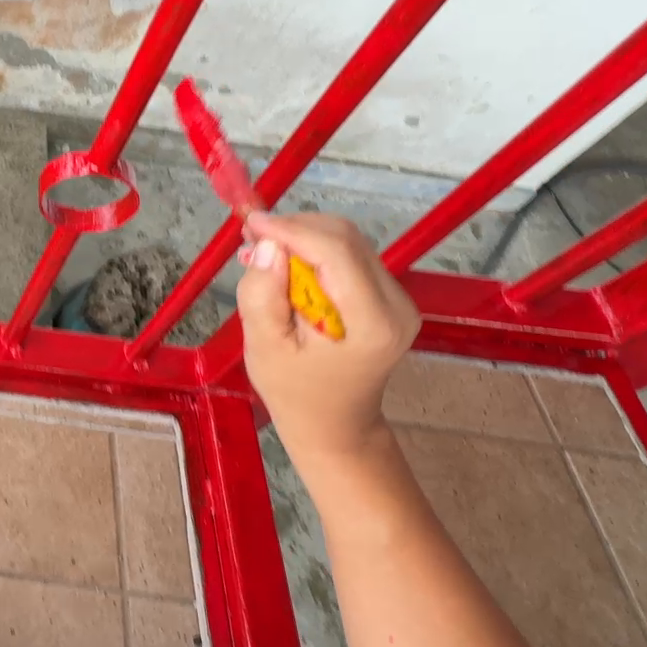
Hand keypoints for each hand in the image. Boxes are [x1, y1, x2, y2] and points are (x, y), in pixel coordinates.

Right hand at [235, 212, 419, 472]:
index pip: (335, 252)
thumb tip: (268, 245)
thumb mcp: (263, 347)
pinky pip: (347, 254)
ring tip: (263, 256)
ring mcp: (397, 298)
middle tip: (251, 242)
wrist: (334, 423)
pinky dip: (312, 249)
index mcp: (371, 322)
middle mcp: (395, 303)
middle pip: (345, 238)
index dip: (291, 230)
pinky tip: (285, 267)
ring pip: (346, 240)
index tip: (250, 223)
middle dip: (295, 229)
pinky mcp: (387, 294)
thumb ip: (263, 294)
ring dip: (301, 237)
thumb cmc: (294, 391)